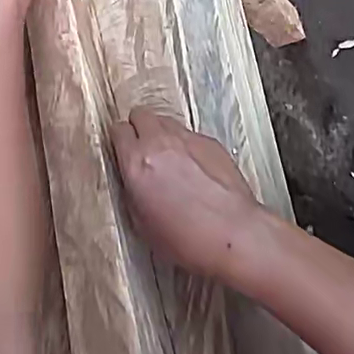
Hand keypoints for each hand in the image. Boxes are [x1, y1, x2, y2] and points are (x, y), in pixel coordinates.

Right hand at [109, 108, 263, 279]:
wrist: (235, 235)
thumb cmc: (188, 238)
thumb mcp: (141, 222)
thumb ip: (132, 191)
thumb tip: (134, 183)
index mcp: (136, 161)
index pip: (118, 129)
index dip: (120, 140)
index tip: (122, 150)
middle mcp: (158, 142)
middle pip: (140, 114)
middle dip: (139, 128)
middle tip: (143, 148)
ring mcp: (186, 139)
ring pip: (165, 120)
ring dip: (162, 133)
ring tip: (168, 156)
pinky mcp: (211, 143)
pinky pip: (191, 134)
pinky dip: (187, 145)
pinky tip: (195, 168)